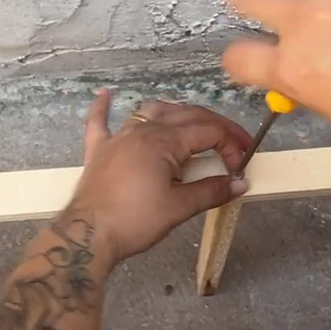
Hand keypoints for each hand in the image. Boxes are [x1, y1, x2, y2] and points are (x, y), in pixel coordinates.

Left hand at [64, 91, 253, 259]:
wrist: (88, 235)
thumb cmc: (135, 220)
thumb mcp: (179, 208)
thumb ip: (211, 191)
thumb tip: (240, 183)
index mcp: (165, 141)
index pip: (209, 132)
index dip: (230, 144)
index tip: (241, 164)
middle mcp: (143, 130)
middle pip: (186, 116)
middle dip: (215, 127)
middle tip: (234, 145)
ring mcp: (118, 137)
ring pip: (151, 112)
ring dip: (177, 113)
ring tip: (195, 125)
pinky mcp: (99, 150)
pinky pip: (100, 122)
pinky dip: (104, 108)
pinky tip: (106, 94)